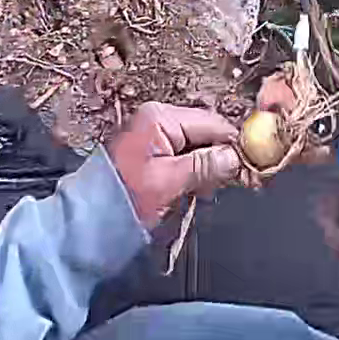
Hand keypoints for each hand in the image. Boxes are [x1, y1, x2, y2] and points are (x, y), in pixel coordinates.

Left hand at [107, 102, 241, 226]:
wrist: (86, 222)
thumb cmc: (123, 200)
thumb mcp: (168, 182)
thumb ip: (204, 166)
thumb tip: (235, 157)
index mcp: (160, 117)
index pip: (210, 122)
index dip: (233, 141)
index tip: (252, 160)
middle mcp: (159, 118)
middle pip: (206, 131)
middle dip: (221, 155)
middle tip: (237, 179)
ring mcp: (156, 133)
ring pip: (198, 143)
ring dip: (209, 165)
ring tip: (211, 188)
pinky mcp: (154, 150)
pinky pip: (185, 153)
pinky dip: (195, 169)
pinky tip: (198, 188)